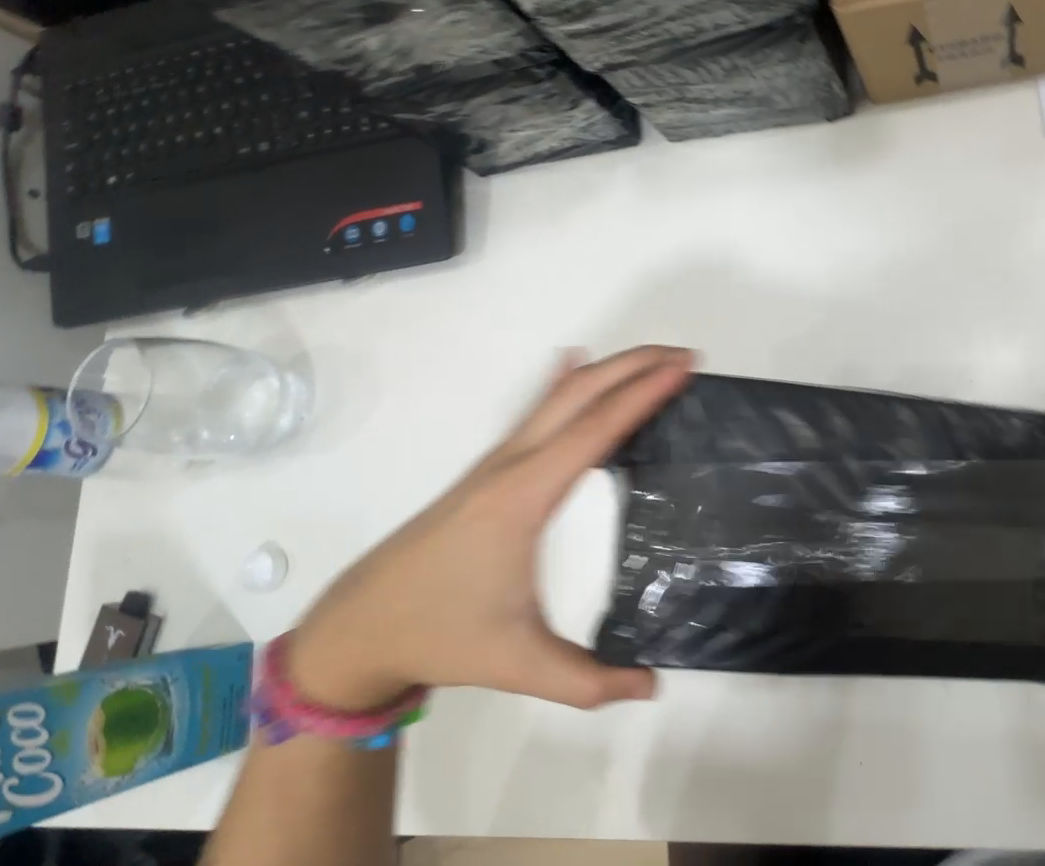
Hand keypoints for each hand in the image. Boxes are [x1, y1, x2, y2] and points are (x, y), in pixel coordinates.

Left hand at [285, 346, 695, 711]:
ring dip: (608, 372)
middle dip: (633, 364)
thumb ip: (588, 681)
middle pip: (578, 392)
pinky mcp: (489, 474)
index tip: (684, 369)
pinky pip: (536, 413)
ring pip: (557, 396)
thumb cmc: (440, 635)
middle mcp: (511, 466)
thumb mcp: (518, 665)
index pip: (595, 429)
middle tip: (685, 356)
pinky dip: (565, 384)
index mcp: (525, 497)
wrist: (359, 626)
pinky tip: (571, 364)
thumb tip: (653, 687)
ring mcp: (496, 464)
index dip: (643, 394)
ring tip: (655, 364)